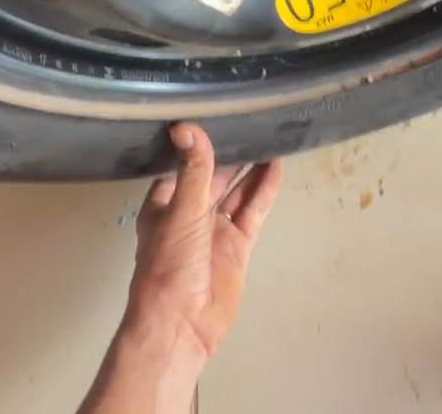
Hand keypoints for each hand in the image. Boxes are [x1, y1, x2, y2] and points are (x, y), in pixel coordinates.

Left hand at [121, 124, 285, 377]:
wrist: (182, 326)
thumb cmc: (169, 268)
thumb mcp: (182, 212)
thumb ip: (193, 169)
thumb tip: (185, 126)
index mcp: (164, 205)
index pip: (182, 165)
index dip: (197, 143)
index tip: (213, 115)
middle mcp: (189, 214)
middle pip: (213, 176)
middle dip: (229, 152)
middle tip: (249, 121)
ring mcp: (215, 230)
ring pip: (236, 191)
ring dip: (251, 167)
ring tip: (268, 136)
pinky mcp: (237, 244)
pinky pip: (253, 210)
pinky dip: (264, 189)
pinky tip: (276, 166)